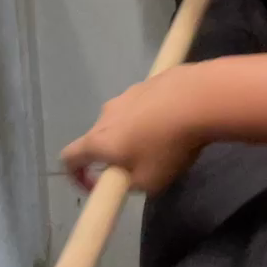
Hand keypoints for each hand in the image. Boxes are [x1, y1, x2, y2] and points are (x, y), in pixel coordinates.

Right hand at [60, 66, 208, 193]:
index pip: (69, 157)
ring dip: (132, 133)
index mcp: (98, 140)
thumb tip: (127, 177)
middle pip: (98, 137)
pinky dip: (150, 115)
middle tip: (136, 166)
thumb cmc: (168, 146)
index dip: (77, 175)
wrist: (198, 98)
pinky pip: (141, 104)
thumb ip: (129, 184)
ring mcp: (127, 93)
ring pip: (121, 119)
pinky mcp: (148, 82)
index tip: (97, 185)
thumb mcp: (149, 183)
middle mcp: (106, 114)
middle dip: (111, 154)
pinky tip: (173, 121)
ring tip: (160, 142)